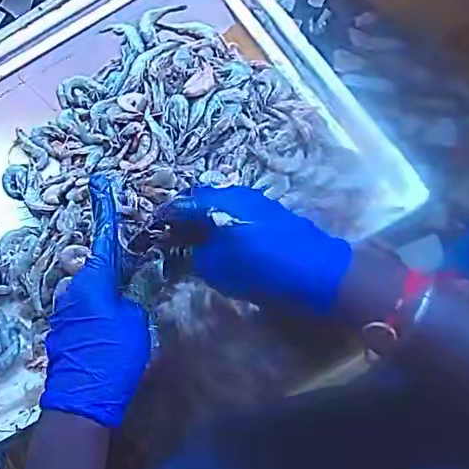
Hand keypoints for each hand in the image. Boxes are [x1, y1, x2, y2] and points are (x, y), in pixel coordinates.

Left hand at [40, 175, 151, 428]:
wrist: (82, 399)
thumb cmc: (113, 356)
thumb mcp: (134, 322)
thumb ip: (132, 298)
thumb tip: (126, 289)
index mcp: (91, 281)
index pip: (103, 240)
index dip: (106, 213)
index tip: (101, 185)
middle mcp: (70, 290)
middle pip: (95, 270)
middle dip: (112, 272)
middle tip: (133, 282)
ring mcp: (62, 312)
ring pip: (88, 294)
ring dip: (103, 298)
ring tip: (122, 320)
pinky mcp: (60, 331)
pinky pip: (82, 313)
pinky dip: (95, 315)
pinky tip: (107, 335)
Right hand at [153, 184, 352, 310]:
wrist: (317, 274)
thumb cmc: (260, 268)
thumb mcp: (216, 267)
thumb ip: (197, 253)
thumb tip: (190, 247)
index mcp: (218, 202)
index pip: (181, 204)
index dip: (164, 217)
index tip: (152, 230)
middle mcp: (235, 194)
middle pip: (199, 201)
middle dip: (183, 217)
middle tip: (169, 235)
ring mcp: (255, 202)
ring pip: (217, 206)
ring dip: (202, 220)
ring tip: (191, 240)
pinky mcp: (269, 214)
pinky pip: (234, 214)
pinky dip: (220, 224)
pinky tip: (216, 241)